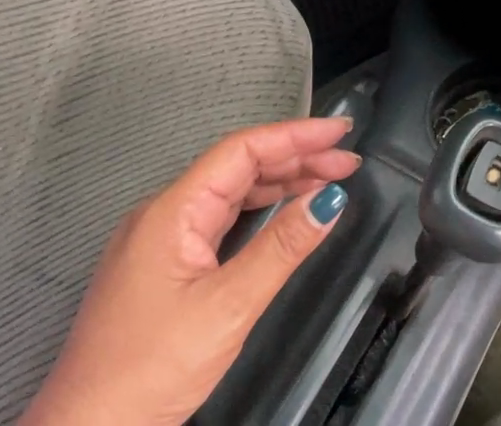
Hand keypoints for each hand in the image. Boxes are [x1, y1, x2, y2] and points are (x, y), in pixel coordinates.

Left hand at [20, 118, 361, 425]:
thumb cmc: (152, 369)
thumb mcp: (228, 307)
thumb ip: (282, 247)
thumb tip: (332, 199)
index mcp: (172, 212)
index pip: (241, 151)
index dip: (295, 135)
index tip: (341, 131)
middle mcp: (163, 215)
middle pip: (238, 167)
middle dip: (296, 158)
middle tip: (349, 160)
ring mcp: (160, 241)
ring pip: (231, 193)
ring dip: (282, 182)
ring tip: (331, 180)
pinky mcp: (164, 266)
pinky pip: (221, 219)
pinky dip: (261, 209)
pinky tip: (288, 213)